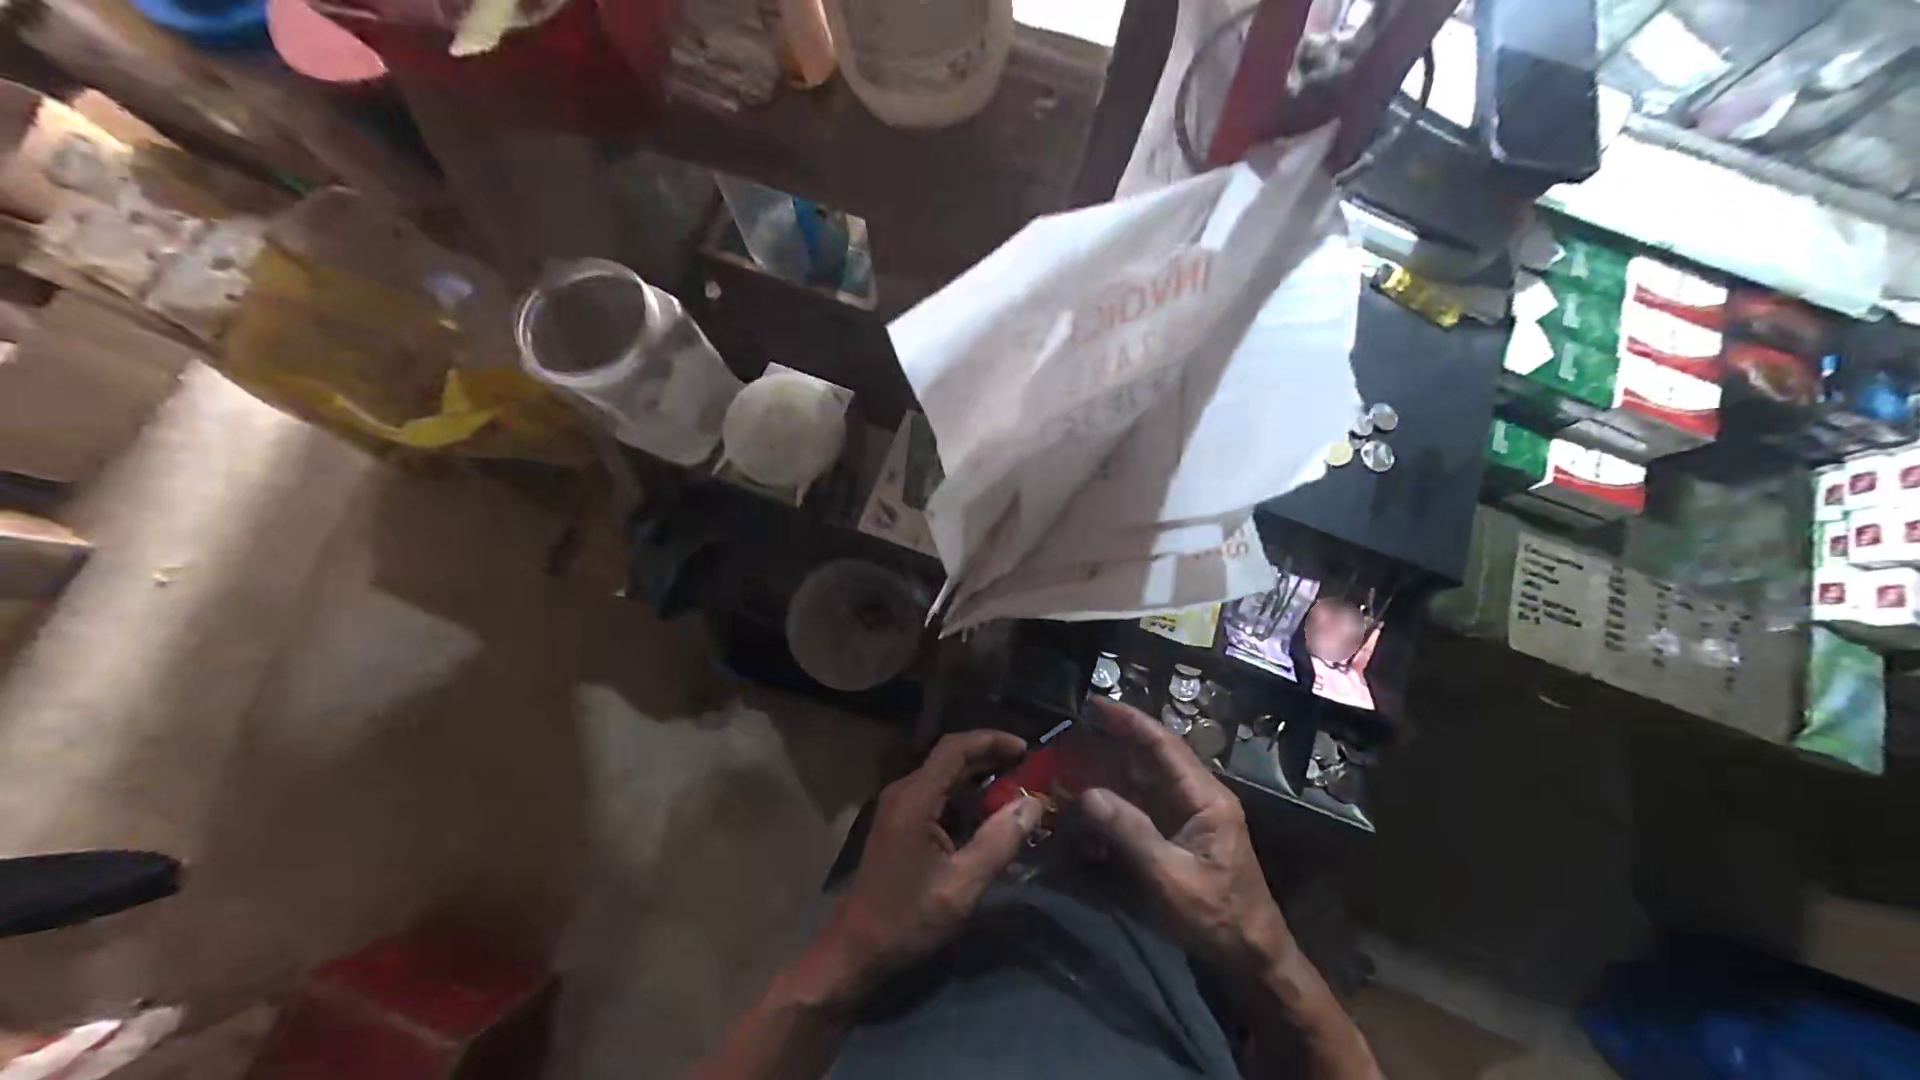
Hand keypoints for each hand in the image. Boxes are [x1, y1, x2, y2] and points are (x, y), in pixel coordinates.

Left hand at [812, 730, 1043, 994]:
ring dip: (978, 775)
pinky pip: (936, 792)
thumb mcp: (962, 886)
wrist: (856, 949)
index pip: (955, 748)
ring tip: (1016, 786)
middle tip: (1029, 769)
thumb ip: (999, 841)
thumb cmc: (908, 919)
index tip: (1026, 749)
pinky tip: (987, 810)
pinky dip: (964, 793)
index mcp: (915, 799)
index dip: (991, 740)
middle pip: (950, 757)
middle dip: (990, 756)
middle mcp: (903, 791)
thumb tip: (1033, 803)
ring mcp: (898, 805)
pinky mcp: (898, 820)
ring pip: (943, 774)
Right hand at [1078, 697, 1294, 977]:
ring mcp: (1186, 814)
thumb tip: (1087, 794)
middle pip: (1150, 756)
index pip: (1162, 744)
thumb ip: (1129, 831)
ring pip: (1143, 778)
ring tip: (1073, 759)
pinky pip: (1141, 804)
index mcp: (1205, 796)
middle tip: (1072, 731)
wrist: (1251, 957)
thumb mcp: (1169, 875)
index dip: (1128, 721)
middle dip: (1112, 740)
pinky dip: (1115, 797)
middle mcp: (1196, 796)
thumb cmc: (1216, 915)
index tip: (1094, 704)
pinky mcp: (1177, 833)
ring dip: (1109, 768)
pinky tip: (1090, 797)